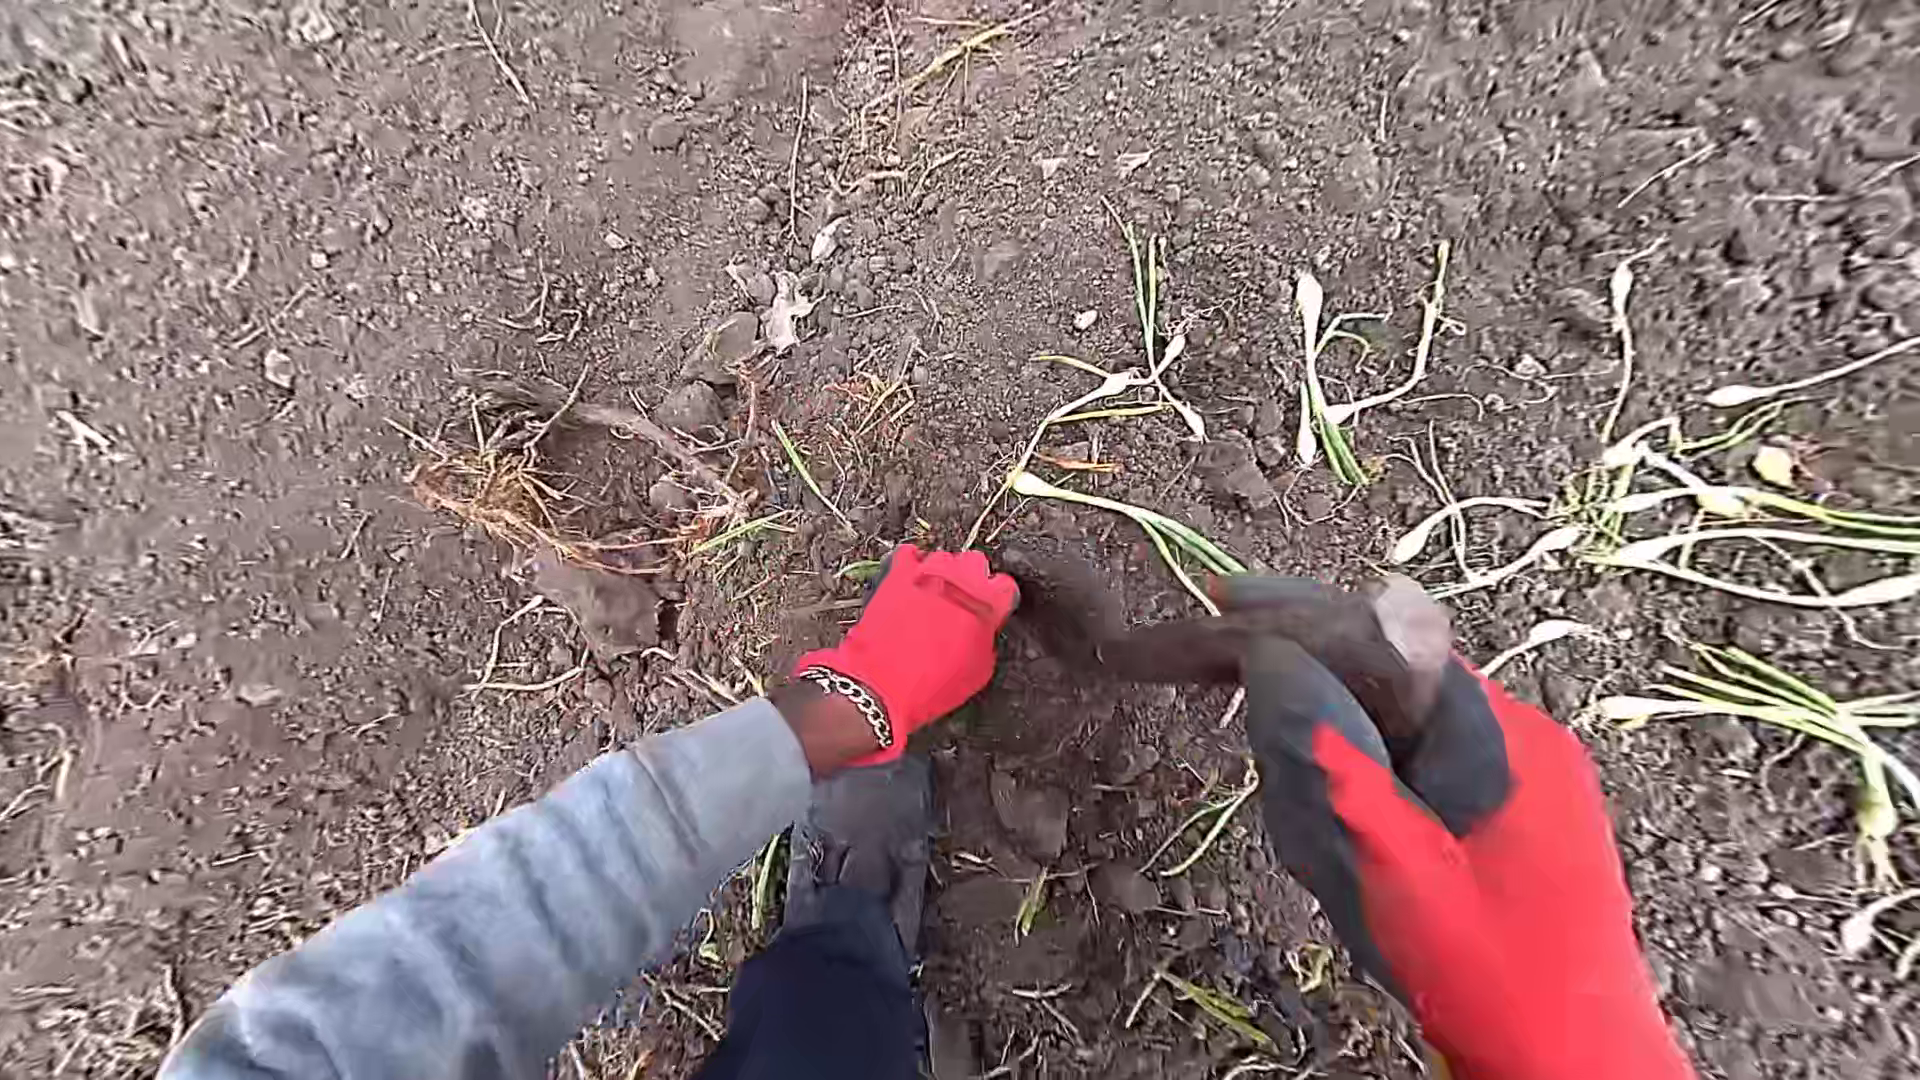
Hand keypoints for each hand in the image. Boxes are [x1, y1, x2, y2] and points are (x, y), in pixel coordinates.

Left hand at [790, 545, 1018, 764]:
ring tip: (931, 599)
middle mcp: (963, 577)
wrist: (883, 685)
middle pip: (976, 565)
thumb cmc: (932, 684)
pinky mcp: (899, 571)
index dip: (997, 601)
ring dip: (941, 575)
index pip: (1005, 586)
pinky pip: (910, 556)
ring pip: (944, 559)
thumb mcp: (980, 670)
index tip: (990, 610)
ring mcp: (930, 570)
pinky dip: (912, 567)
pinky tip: (910, 584)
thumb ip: (988, 638)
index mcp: (990, 601)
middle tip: (960, 607)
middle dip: (971, 582)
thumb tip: (984, 628)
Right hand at [1221, 577, 1690, 1079]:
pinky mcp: (1457, 795)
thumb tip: (1264, 654)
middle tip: (1254, 741)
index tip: (1220, 598)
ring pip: (1356, 716)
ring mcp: (1479, 762)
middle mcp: (1492, 727)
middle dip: (1295, 704)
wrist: (1554, 1060)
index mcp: (1491, 726)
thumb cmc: (1476, 961)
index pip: (1374, 632)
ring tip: (1318, 842)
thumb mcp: (1381, 850)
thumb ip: (1322, 746)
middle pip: (1360, 670)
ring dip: (1313, 761)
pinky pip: (1368, 756)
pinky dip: (1330, 783)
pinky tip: (1334, 842)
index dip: (1291, 610)